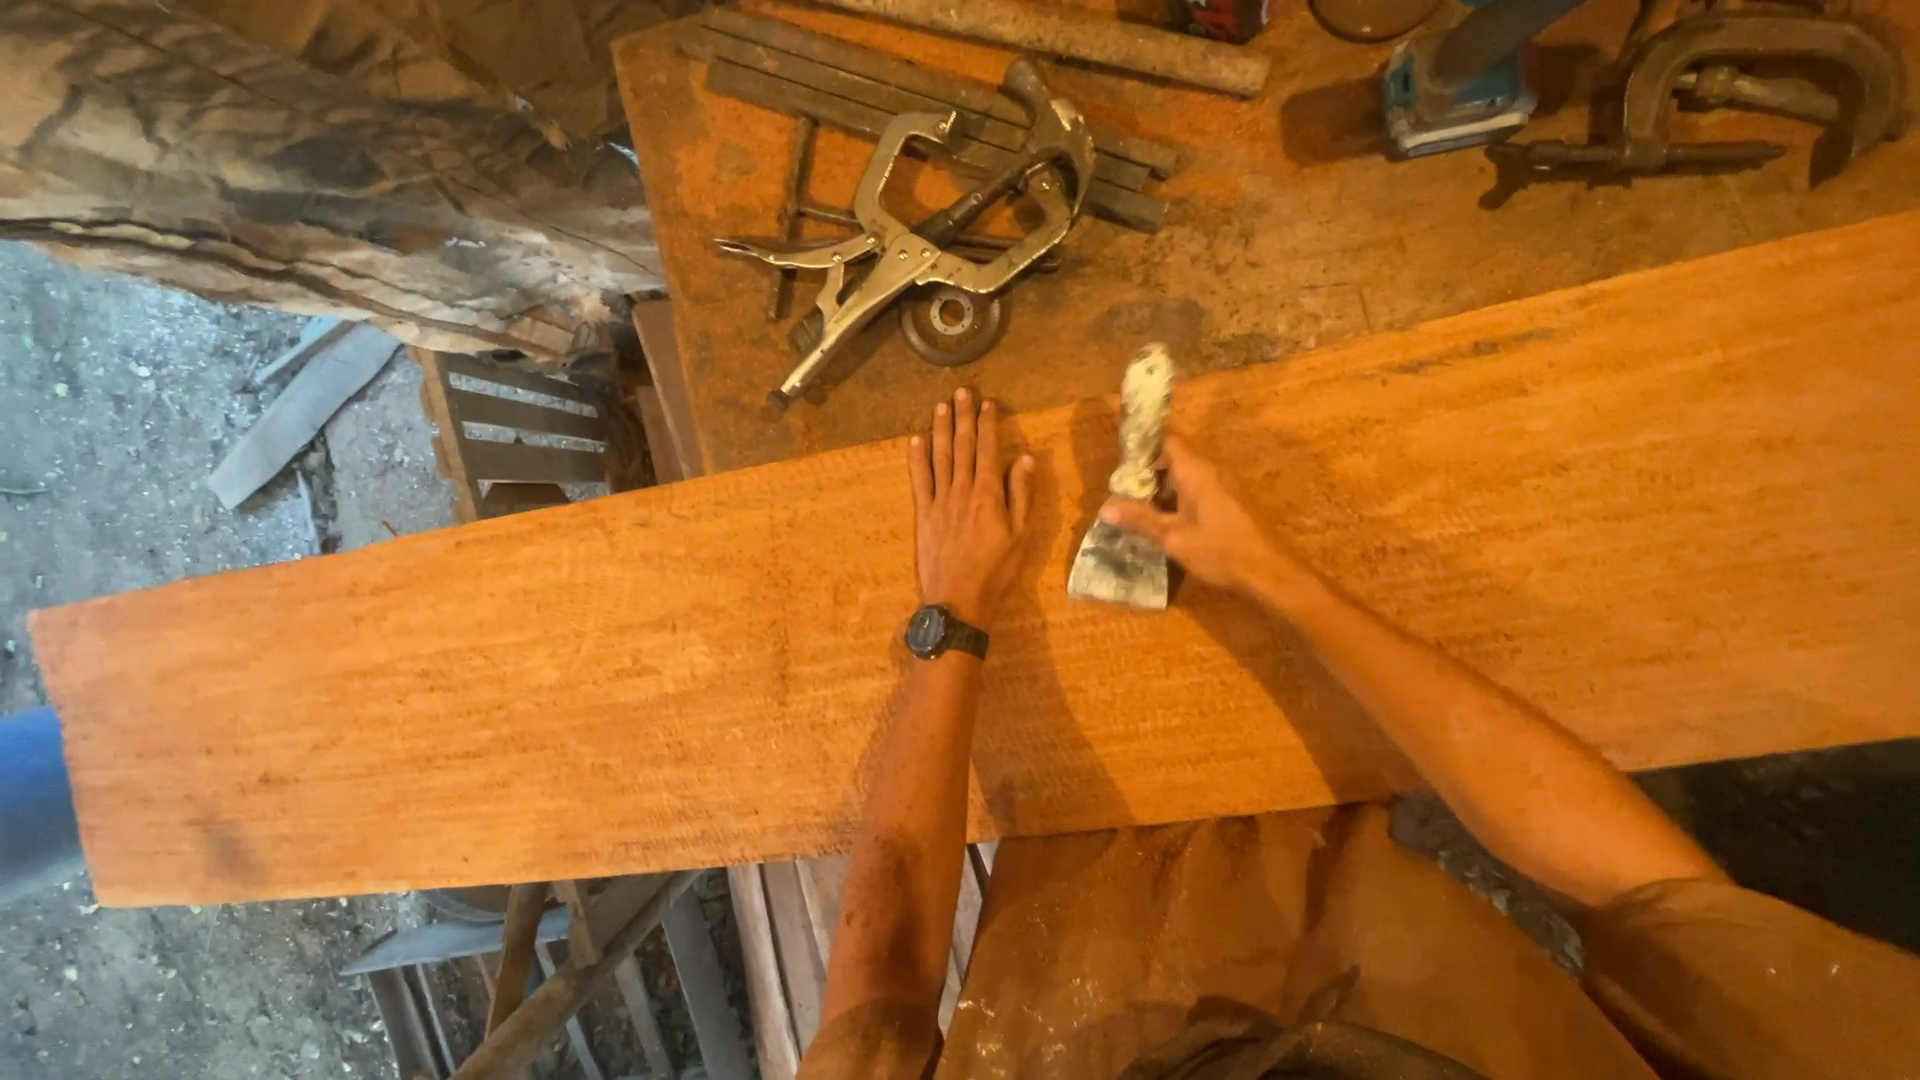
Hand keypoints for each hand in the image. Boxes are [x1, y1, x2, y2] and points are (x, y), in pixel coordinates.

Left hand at [909, 388, 1035, 628]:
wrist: (958, 602)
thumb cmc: (996, 572)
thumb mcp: (1020, 536)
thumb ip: (1021, 495)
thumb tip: (1024, 458)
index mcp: (988, 494)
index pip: (987, 450)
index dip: (988, 425)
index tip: (988, 403)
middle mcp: (961, 490)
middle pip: (961, 446)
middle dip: (963, 417)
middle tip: (962, 391)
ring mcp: (939, 501)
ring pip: (939, 456)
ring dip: (940, 428)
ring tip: (941, 405)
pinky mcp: (922, 514)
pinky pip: (918, 479)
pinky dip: (916, 457)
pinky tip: (915, 439)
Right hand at [1098, 435, 1289, 593]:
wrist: (1268, 571)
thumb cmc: (1219, 550)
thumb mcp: (1173, 537)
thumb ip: (1140, 519)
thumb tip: (1105, 508)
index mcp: (1196, 471)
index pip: (1168, 439)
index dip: (1145, 444)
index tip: (1123, 460)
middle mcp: (1212, 470)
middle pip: (1176, 456)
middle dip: (1150, 471)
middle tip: (1126, 491)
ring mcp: (1225, 485)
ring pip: (1188, 474)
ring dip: (1165, 487)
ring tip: (1141, 508)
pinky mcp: (1232, 500)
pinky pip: (1200, 488)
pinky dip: (1181, 497)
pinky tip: (1169, 521)